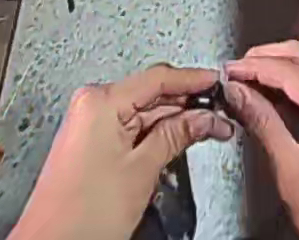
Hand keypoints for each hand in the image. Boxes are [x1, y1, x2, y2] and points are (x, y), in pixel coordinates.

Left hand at [10, 64, 232, 239]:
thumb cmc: (80, 220)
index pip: (159, 78)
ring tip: (205, 129)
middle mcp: (92, 104)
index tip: (216, 81)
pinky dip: (153, 133)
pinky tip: (175, 140)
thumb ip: (176, 135)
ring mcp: (89, 122)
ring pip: (142, 111)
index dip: (193, 80)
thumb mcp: (142, 172)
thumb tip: (202, 117)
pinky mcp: (89, 141)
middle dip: (186, 104)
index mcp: (102, 101)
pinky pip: (130, 126)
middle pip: (151, 93)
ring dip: (173, 121)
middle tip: (218, 113)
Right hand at [226, 42, 298, 239]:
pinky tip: (267, 90)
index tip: (225, 70)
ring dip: (276, 66)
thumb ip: (263, 122)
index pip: (290, 70)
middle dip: (264, 58)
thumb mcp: (291, 171)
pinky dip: (290, 81)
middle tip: (233, 70)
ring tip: (244, 78)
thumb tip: (235, 90)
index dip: (254, 66)